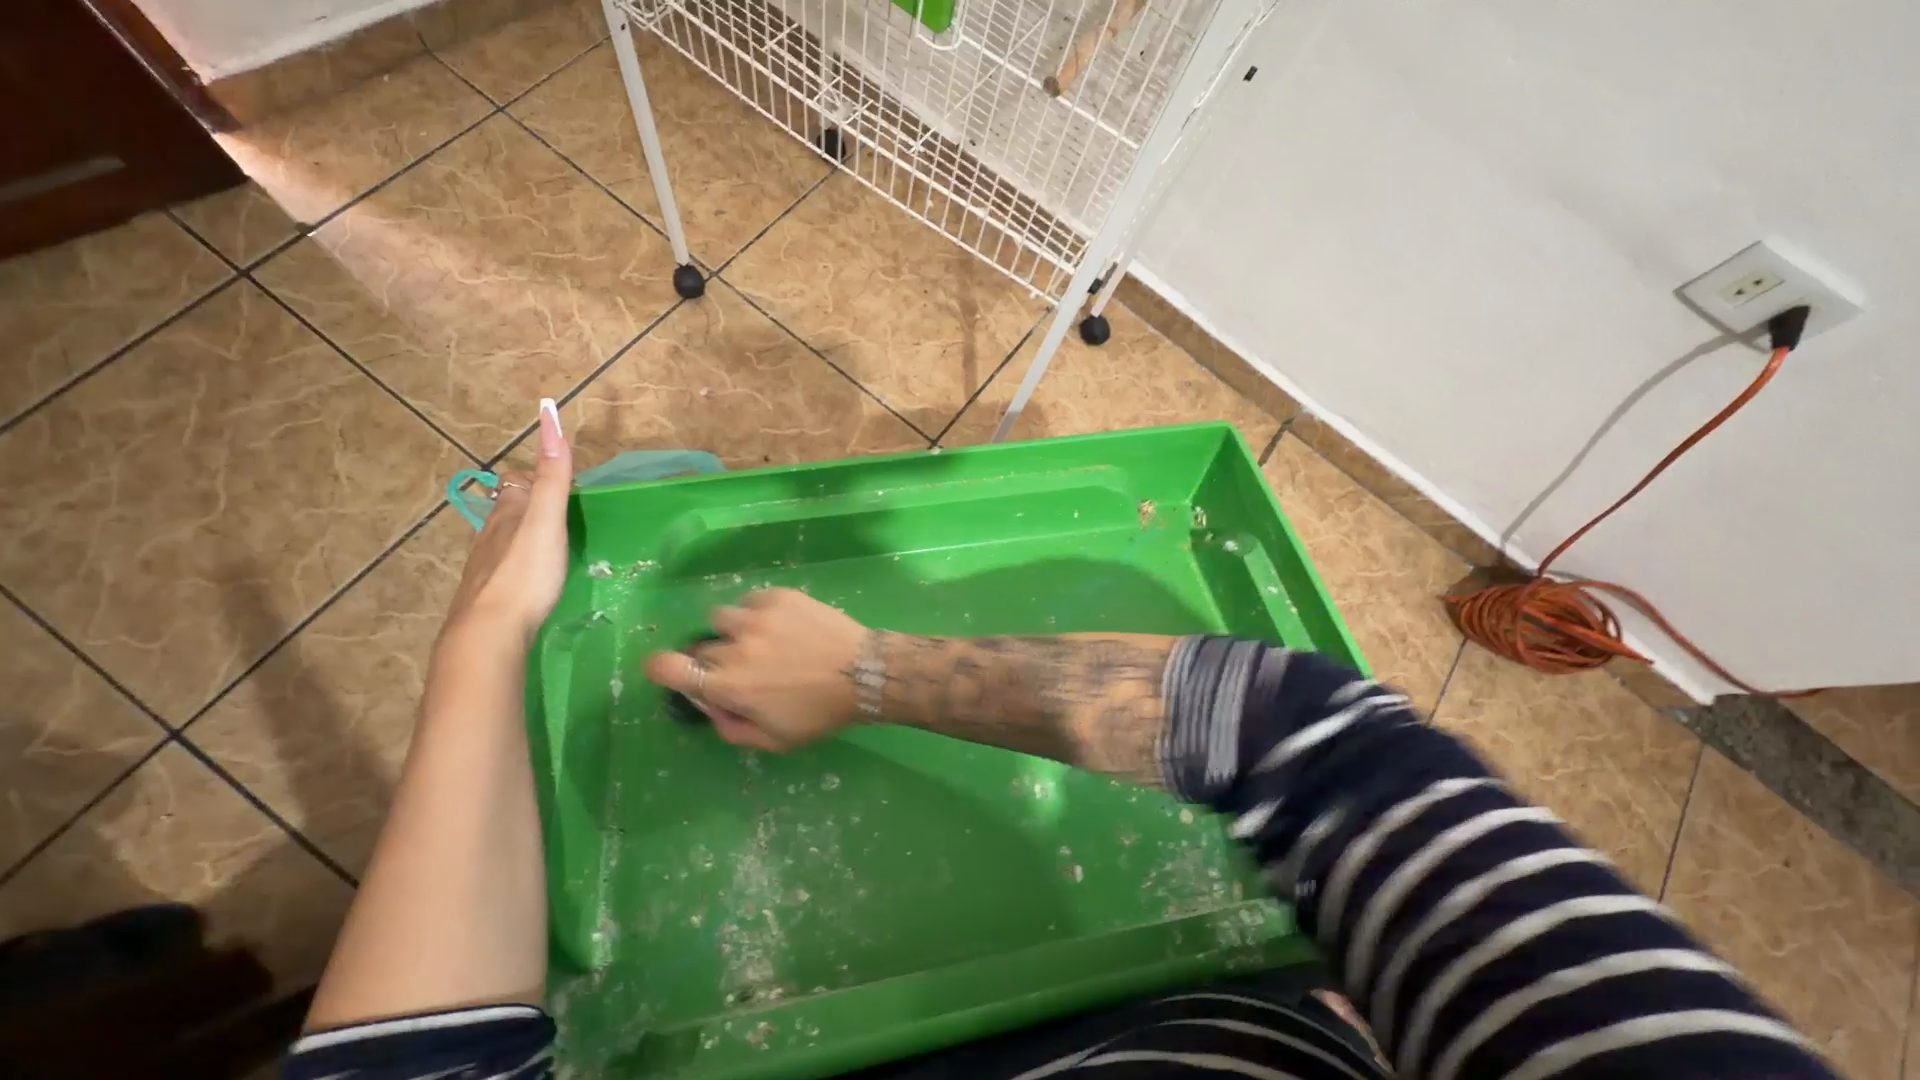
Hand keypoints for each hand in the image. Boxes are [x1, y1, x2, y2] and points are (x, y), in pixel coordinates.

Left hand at [444, 399, 572, 645]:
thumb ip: (553, 473)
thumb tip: (548, 411)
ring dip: (519, 537)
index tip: (556, 481)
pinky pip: (501, 571)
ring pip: (500, 542)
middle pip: (504, 511)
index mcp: (507, 515)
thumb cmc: (525, 573)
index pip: (515, 483)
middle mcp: (490, 536)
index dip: (532, 477)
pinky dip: (515, 566)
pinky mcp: (487, 598)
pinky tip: (527, 579)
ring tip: (543, 544)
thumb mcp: (547, 519)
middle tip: (554, 512)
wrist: (490, 632)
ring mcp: (484, 569)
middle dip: (525, 506)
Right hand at [644, 588, 867, 750]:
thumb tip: (709, 707)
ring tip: (763, 642)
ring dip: (734, 632)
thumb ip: (731, 728)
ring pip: (723, 618)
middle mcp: (734, 647)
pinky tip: (782, 626)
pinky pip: (751, 600)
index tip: (670, 669)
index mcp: (727, 685)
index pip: (667, 667)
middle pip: (701, 648)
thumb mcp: (774, 740)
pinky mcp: (778, 596)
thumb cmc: (819, 713)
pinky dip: (758, 613)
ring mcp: (756, 617)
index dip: (660, 667)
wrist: (864, 673)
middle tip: (746, 669)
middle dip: (715, 661)